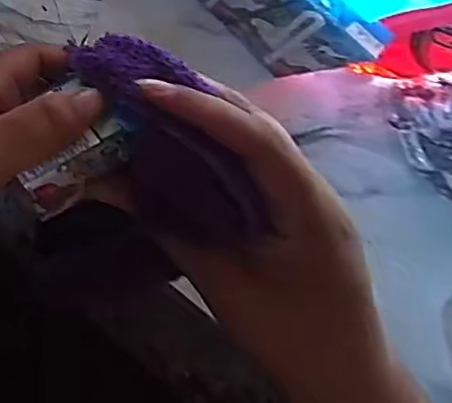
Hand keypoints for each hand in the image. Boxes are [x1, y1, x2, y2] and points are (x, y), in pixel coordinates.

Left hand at [0, 43, 104, 239]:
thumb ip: (45, 121)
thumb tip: (94, 94)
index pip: (31, 56)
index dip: (67, 59)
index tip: (107, 77)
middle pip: (31, 87)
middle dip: (69, 97)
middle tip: (112, 120)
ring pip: (23, 118)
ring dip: (55, 128)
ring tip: (97, 148)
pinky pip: (12, 145)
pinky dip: (36, 152)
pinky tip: (57, 174)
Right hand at [124, 79, 420, 402]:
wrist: (349, 382)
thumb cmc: (290, 337)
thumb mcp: (220, 283)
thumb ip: (164, 223)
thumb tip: (102, 178)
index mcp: (307, 205)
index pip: (253, 135)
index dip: (197, 105)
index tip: (145, 88)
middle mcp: (311, 184)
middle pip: (254, 119)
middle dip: (196, 92)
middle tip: (140, 78)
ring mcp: (305, 187)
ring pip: (254, 126)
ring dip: (205, 104)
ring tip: (154, 91)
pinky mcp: (291, 194)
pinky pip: (251, 146)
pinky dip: (214, 127)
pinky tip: (182, 125)